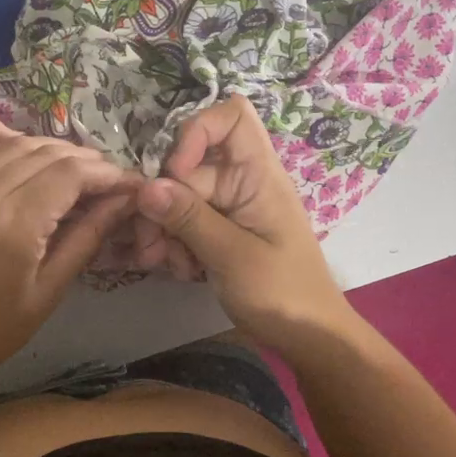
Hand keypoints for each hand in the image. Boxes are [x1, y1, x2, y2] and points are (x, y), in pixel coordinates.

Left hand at [0, 114, 138, 388]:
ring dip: (50, 148)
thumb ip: (87, 238)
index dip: (106, 174)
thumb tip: (123, 200)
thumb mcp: (50, 290)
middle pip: (46, 154)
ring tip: (76, 169)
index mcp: (16, 226)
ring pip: (14, 145)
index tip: (130, 185)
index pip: (71, 174)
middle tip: (109, 183)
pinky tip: (9, 135)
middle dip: (86, 161)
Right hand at [133, 96, 353, 346]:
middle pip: (187, 169)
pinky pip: (184, 225)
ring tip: (163, 264)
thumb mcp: (233, 256)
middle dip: (162, 203)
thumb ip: (189, 218)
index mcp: (259, 175)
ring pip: (178, 199)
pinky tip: (178, 271)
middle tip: (148, 243)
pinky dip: (174, 245)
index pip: (230, 118)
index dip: (194, 133)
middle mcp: (242, 183)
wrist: (310, 339)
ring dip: (163, 230)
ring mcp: (230, 209)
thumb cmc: (283, 293)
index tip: (172, 173)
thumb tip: (145, 187)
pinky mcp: (220, 233)